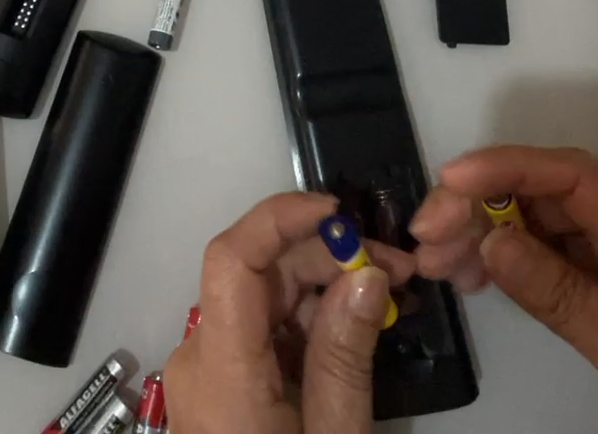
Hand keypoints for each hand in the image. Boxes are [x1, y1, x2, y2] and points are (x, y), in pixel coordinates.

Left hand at [165, 192, 414, 432]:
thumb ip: (346, 354)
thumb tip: (366, 271)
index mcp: (220, 368)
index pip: (231, 259)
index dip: (278, 218)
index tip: (338, 211)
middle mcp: (201, 355)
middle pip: (257, 276)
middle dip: (324, 257)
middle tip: (397, 265)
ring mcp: (208, 371)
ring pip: (264, 300)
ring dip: (323, 287)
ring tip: (389, 291)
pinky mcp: (222, 386)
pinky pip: (264, 332)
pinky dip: (308, 321)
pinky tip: (356, 325)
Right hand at [410, 146, 597, 433]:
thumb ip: (571, 303)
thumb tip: (492, 242)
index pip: (578, 179)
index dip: (510, 168)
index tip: (450, 182)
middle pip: (545, 194)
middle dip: (480, 202)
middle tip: (427, 235)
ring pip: (533, 221)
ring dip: (478, 231)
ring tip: (433, 259)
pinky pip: (536, 257)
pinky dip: (494, 260)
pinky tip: (466, 276)